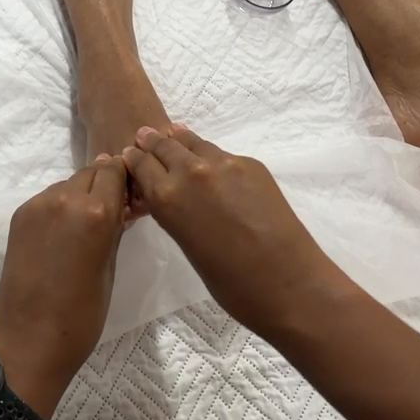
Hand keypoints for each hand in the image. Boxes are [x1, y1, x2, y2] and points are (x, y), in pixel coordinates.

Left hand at [0, 157, 130, 415]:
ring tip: (85, 224)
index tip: (130, 192)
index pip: (114, 171)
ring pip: (68, 183)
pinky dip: (60, 206)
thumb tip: (121, 207)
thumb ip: (115, 230)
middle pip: (91, 172)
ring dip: (81, 194)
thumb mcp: (110, 268)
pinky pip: (49, 198)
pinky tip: (62, 234)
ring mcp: (39, 204)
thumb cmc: (83, 314)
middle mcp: (66, 198)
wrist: (30, 337)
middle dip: (104, 184)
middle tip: (111, 208)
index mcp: (96, 212)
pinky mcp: (21, 214)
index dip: (124, 178)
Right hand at [122, 125, 354, 340]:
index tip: (130, 155)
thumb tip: (172, 196)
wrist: (289, 284)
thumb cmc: (231, 283)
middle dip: (152, 143)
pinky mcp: (250, 164)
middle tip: (145, 137)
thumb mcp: (186, 244)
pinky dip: (209, 155)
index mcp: (167, 197)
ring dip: (179, 140)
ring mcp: (223, 163)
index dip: (133, 159)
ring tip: (172, 135)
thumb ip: (174, 212)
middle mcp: (190, 171)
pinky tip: (210, 163)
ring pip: (192, 141)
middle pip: (163, 145)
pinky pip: (220, 154)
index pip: (140, 163)